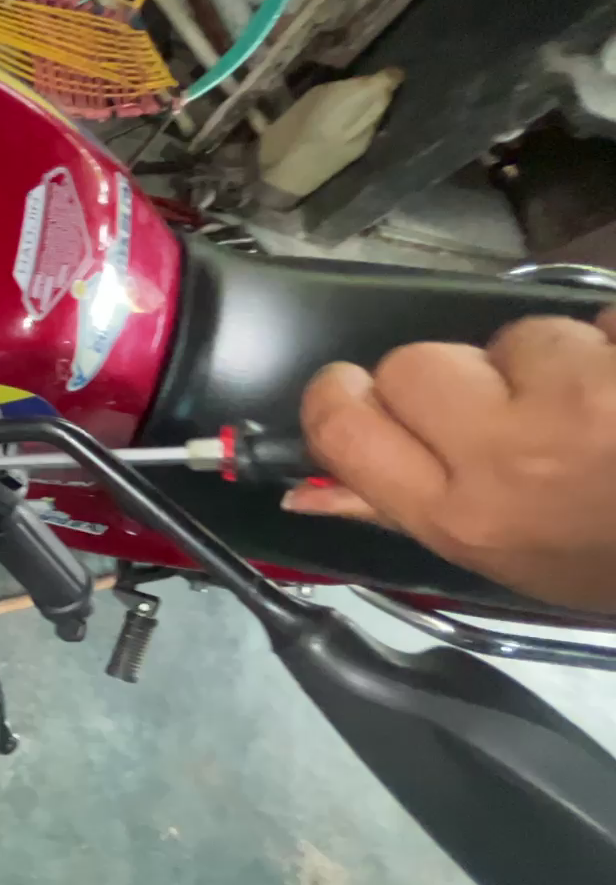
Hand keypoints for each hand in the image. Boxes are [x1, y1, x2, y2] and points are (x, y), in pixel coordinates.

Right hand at [284, 308, 615, 612]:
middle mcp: (510, 458)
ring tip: (596, 402)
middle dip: (445, 375)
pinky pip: (608, 319)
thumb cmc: (607, 565)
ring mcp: (595, 404)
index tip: (354, 390)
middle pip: (413, 364)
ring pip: (519, 336)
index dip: (337, 394)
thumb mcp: (488, 556)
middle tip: (494, 406)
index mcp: (454, 511)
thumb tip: (299, 494)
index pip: (341, 424)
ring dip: (549, 359)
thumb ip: (389, 511)